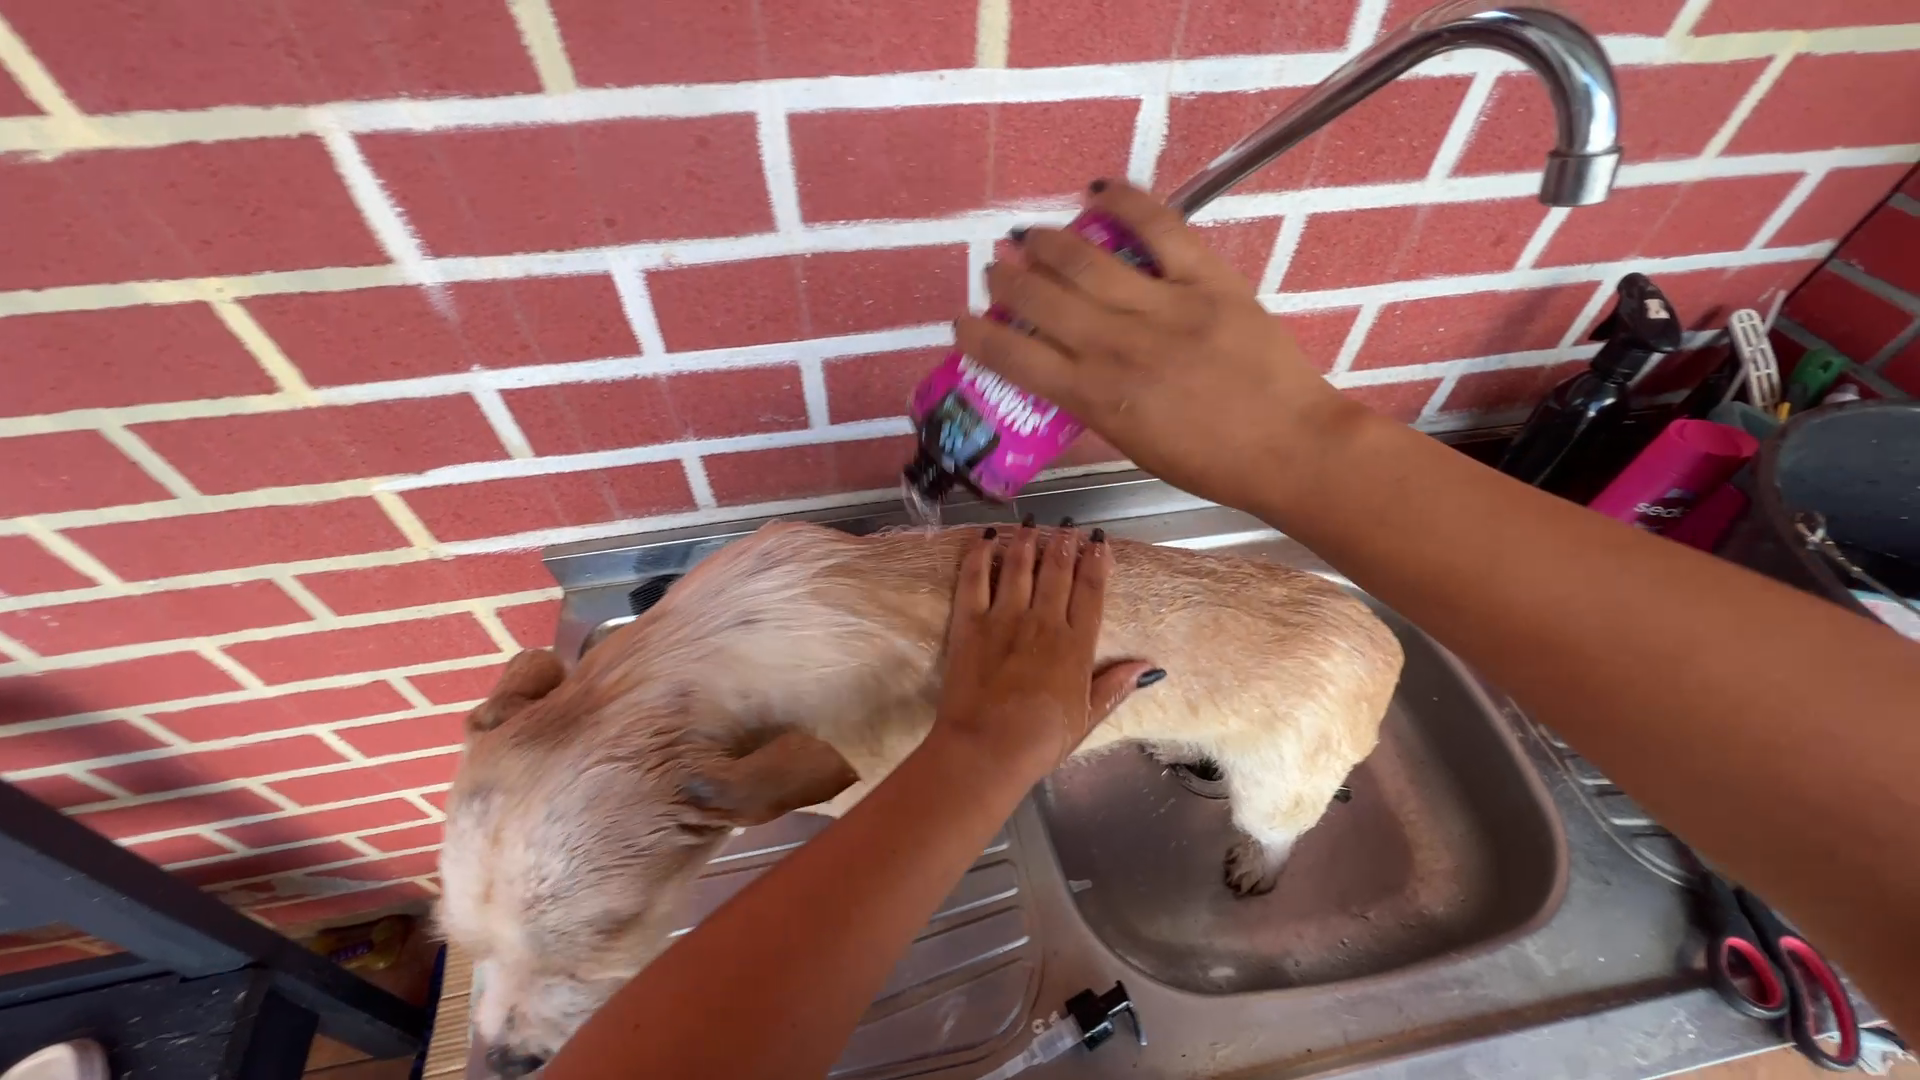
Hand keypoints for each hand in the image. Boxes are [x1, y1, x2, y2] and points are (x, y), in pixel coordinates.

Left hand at [934, 524, 1158, 782]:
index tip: (1098, 540)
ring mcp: (1004, 618)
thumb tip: (1150, 667)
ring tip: (1033, 522)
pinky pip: (976, 578)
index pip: (1091, 590)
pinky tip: (986, 537)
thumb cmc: (1040, 741)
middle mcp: (1043, 622)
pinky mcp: (969, 622)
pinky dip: (981, 554)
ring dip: (1028, 540)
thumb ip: (1115, 687)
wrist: (986, 749)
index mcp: (1075, 645)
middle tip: (1066, 524)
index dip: (1096, 560)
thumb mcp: (1087, 718)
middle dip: (1064, 542)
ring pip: (1020, 565)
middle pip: (1057, 570)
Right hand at [955, 180, 1366, 514]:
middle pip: (1041, 299)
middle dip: (1008, 280)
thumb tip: (1066, 369)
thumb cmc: (1209, 463)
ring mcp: (1162, 308)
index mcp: (1094, 397)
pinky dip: (1125, 203)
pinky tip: (1096, 191)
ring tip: (1029, 236)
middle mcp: (1116, 347)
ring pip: (1085, 259)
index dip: (979, 338)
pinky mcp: (1207, 281)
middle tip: (997, 270)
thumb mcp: (1132, 445)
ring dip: (1046, 243)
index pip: (1016, 358)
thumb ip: (1093, 403)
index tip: (963, 325)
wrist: (1290, 449)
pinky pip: (1159, 228)